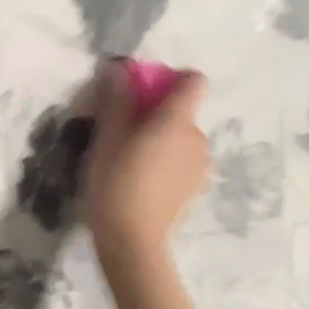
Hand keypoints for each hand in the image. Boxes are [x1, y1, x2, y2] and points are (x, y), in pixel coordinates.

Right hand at [75, 62, 210, 261]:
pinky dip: (165, 160)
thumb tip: (120, 69)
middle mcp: (198, 138)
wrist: (132, 239)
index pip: (194, 81)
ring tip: (128, 158)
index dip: (171, 78)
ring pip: (181, 137)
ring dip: (160, 138)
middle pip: (181, 110)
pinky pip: (182, 160)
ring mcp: (201, 165)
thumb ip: (117, 99)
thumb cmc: (115, 181)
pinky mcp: (196, 187)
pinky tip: (141, 179)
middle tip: (121, 130)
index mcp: (177, 120)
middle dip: (156, 113)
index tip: (142, 90)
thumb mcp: (107, 136)